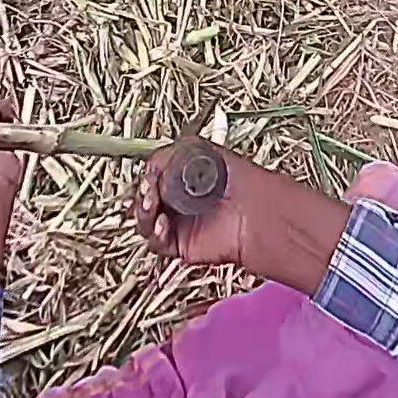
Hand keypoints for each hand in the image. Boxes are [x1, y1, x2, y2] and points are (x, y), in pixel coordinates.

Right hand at [132, 142, 350, 294]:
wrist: (255, 210)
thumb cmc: (235, 176)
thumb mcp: (200, 153)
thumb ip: (170, 157)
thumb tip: (151, 170)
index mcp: (181, 171)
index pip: (152, 172)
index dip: (146, 174)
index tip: (149, 176)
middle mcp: (177, 195)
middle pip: (144, 196)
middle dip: (142, 194)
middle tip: (148, 191)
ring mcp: (178, 220)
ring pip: (146, 219)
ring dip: (143, 213)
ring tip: (153, 208)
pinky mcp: (181, 244)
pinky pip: (156, 241)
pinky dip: (154, 233)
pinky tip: (163, 224)